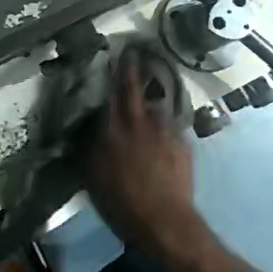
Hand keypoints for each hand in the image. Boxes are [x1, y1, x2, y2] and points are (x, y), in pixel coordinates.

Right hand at [86, 51, 217, 271]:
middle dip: (134, 67)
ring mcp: (166, 129)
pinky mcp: (183, 142)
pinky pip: (170, 122)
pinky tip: (162, 125)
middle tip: (134, 51)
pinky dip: (164, 119)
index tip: (116, 51)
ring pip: (156, 104)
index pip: (114, 90)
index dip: (116, 70)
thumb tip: (89, 124)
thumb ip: (91, 144)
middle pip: (136, 87)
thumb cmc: (122, 200)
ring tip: (149, 91)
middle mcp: (141, 121)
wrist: (165, 220)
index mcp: (115, 127)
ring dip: (151, 96)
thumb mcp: (93, 173)